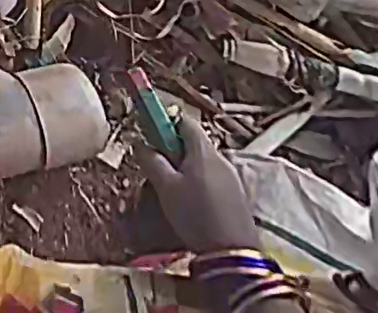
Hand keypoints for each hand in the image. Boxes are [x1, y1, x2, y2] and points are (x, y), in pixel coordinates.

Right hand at [141, 114, 259, 254]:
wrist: (233, 256)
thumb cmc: (195, 215)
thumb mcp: (166, 187)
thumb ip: (151, 160)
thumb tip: (139, 142)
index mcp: (203, 150)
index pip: (184, 120)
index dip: (166, 122)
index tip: (153, 135)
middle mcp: (221, 158)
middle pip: (194, 141)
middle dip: (175, 148)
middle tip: (161, 166)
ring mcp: (232, 177)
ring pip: (203, 160)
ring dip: (187, 166)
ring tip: (175, 187)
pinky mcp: (238, 195)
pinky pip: (214, 176)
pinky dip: (200, 180)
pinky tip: (193, 201)